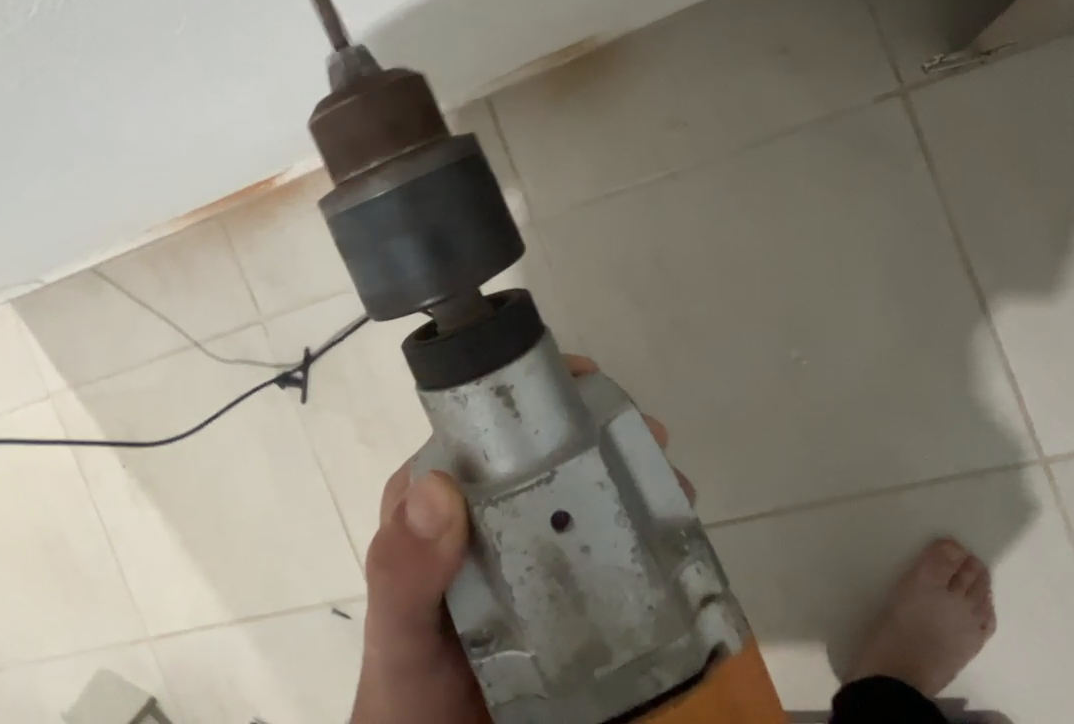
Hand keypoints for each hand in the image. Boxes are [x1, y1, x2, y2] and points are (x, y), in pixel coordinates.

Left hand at [349, 355, 689, 723]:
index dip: (532, 398)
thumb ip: (404, 569)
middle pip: (544, 459)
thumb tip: (440, 488)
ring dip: (628, 484)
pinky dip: (639, 539)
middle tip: (650, 440)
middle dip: (599, 437)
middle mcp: (483, 519)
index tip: (586, 383)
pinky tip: (672, 540)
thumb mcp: (399, 631)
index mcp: (438, 505)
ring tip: (674, 489)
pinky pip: (601, 552)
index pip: (482, 430)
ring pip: (579, 499)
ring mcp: (525, 557)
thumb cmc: (408, 689)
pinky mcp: (559, 596)